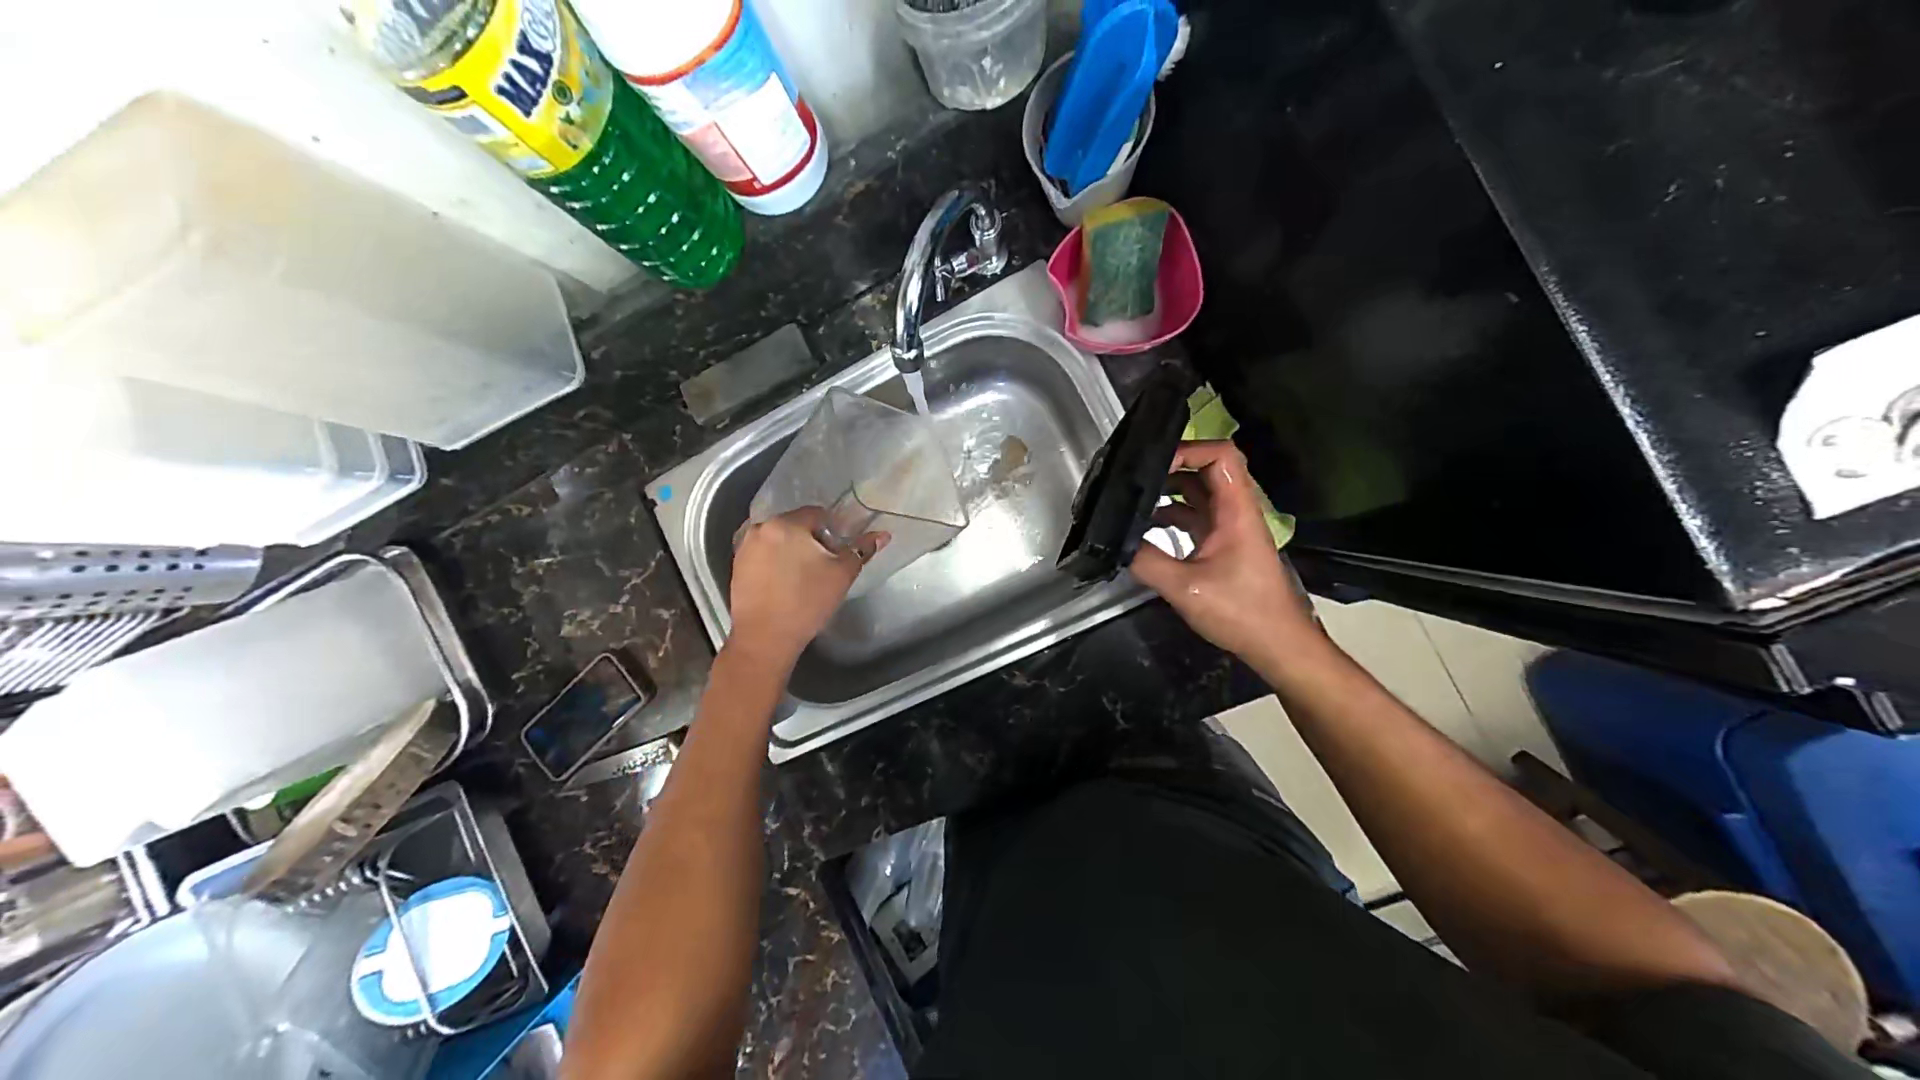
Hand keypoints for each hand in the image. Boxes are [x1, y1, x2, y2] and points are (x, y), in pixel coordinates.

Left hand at [727, 508, 887, 668]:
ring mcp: (744, 548)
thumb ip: (861, 550)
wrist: (765, 638)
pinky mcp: (737, 566)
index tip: (838, 552)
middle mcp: (760, 528)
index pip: (818, 514)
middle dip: (812, 540)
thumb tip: (882, 535)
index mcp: (786, 524)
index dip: (833, 531)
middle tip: (824, 565)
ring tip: (804, 576)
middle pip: (795, 525)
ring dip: (792, 550)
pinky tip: (785, 583)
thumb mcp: (842, 575)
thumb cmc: (807, 603)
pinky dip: (776, 562)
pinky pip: (763, 554)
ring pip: (778, 540)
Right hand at [1129, 440, 1316, 659]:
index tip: (1153, 463)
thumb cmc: (1241, 613)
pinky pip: (1193, 518)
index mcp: (1236, 511)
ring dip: (1167, 492)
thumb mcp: (1185, 587)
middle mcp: (1234, 512)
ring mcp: (1228, 529)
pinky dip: (1169, 516)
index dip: (1188, 449)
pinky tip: (1144, 528)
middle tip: (1134, 477)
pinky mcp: (1221, 546)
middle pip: (1206, 470)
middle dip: (1170, 467)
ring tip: (1133, 499)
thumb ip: (1147, 561)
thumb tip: (1115, 544)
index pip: (1220, 455)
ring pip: (1198, 494)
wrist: (1278, 645)